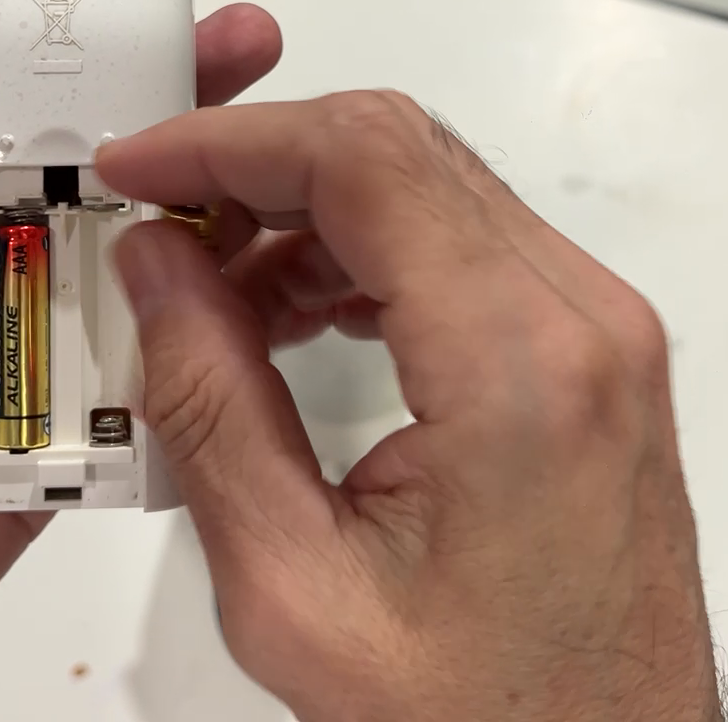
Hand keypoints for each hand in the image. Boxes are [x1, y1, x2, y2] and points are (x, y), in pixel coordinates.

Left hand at [0, 5, 282, 721]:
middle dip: (154, 114)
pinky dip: (190, 336)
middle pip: (69, 178)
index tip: (122, 12)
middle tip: (242, 56)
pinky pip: (133, 376)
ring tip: (276, 173)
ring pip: (119, 267)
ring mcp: (18, 360)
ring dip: (190, 218)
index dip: (36, 57)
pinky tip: (259, 296)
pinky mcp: (57, 438)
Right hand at [96, 91, 720, 721]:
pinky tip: (291, 312)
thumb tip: (154, 262)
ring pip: (417, 183)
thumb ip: (207, 400)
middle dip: (256, 163)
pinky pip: (447, 239)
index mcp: (516, 363)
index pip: (360, 161)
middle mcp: (576, 312)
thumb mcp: (292, 585)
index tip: (139, 167)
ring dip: (299, 208)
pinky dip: (351, 247)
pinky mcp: (576, 338)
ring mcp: (589, 319)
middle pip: (391, 150)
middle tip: (163, 221)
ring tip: (215, 286)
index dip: (229, 142)